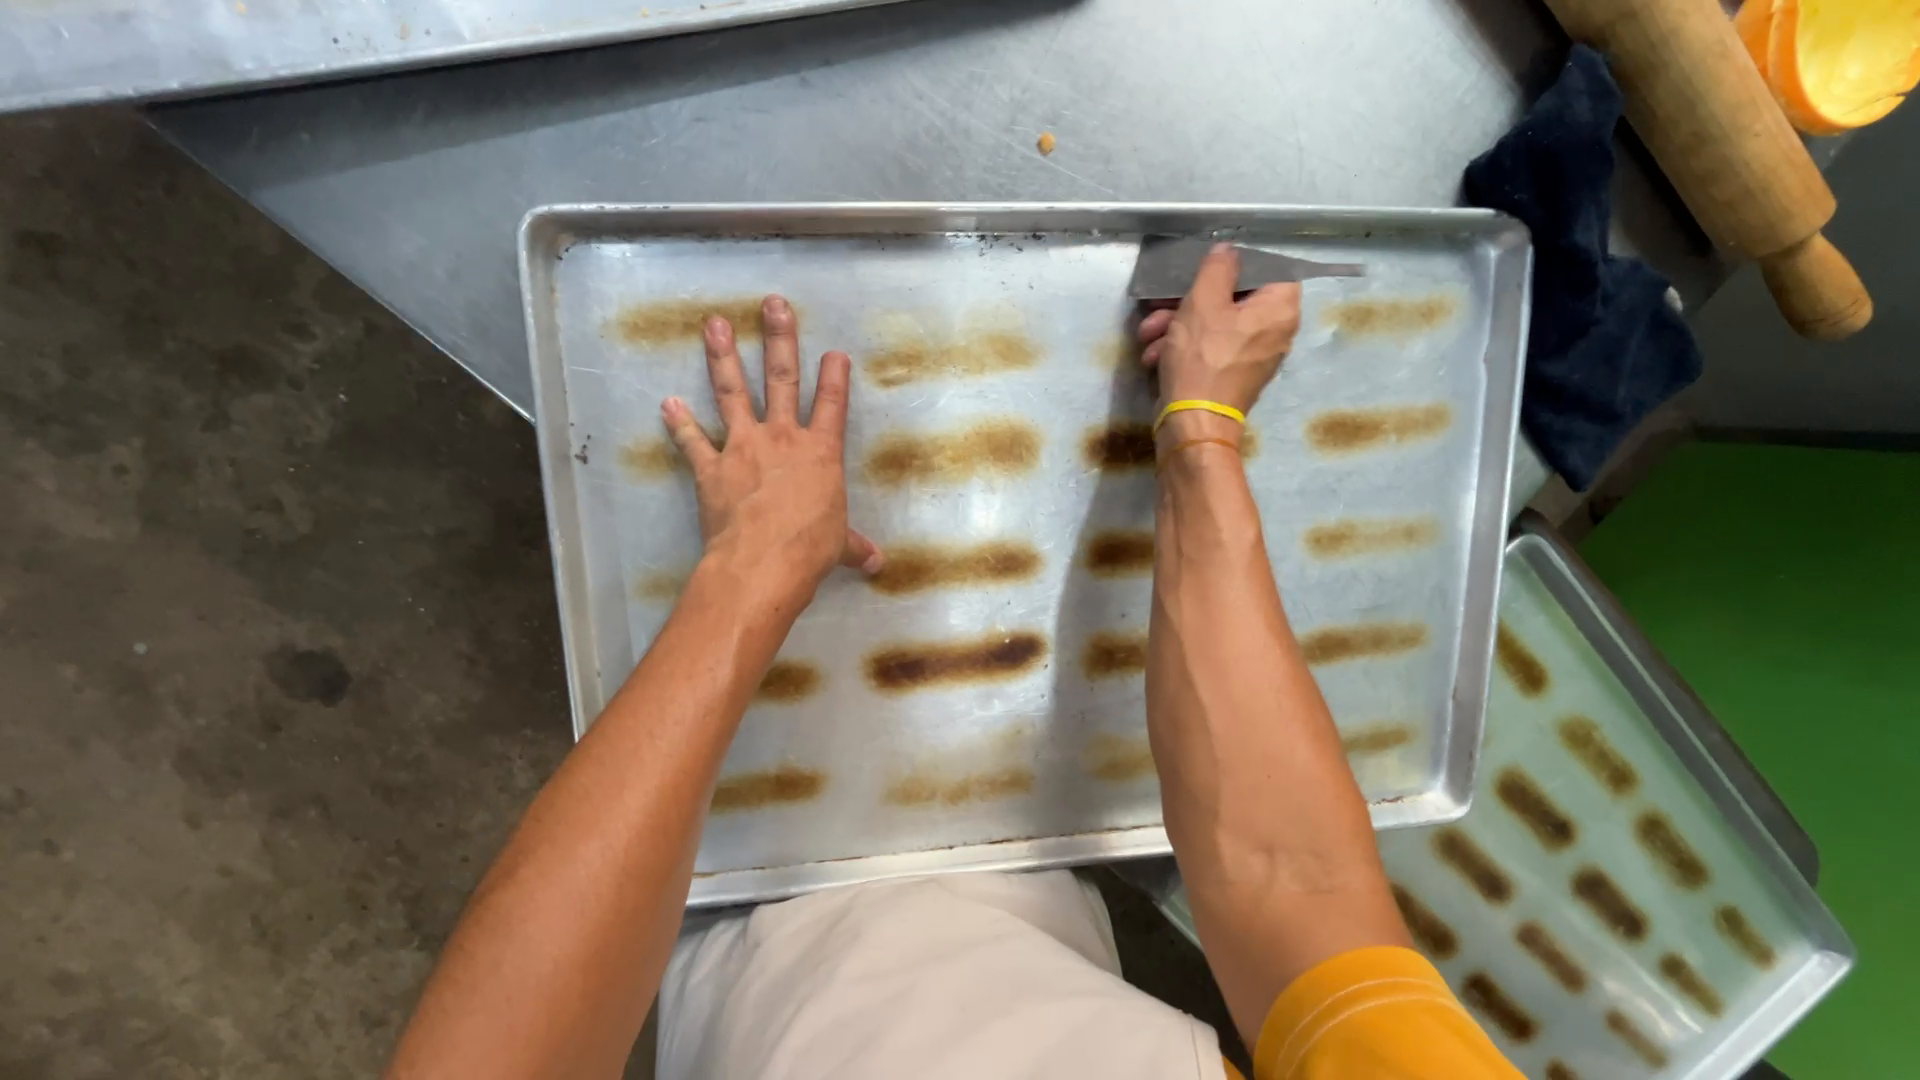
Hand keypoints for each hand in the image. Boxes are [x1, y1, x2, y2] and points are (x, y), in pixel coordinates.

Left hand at [662, 295, 882, 606]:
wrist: (763, 562)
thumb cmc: (810, 549)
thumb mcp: (840, 546)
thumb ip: (855, 547)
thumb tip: (876, 563)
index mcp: (821, 453)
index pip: (832, 405)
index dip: (835, 378)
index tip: (835, 353)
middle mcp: (783, 439)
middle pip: (783, 380)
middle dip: (780, 339)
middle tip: (773, 305)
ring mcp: (743, 448)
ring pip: (733, 394)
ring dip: (723, 357)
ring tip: (713, 324)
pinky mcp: (711, 469)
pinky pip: (693, 442)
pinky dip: (679, 424)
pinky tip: (667, 403)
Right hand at [1137, 244, 1302, 422]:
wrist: (1192, 422)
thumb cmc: (1202, 358)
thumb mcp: (1203, 302)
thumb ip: (1217, 268)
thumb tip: (1228, 251)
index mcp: (1280, 307)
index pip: (1264, 269)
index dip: (1228, 268)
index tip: (1197, 274)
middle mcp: (1277, 330)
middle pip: (1232, 300)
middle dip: (1187, 304)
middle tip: (1158, 308)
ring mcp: (1255, 356)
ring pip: (1215, 326)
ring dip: (1177, 328)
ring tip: (1148, 337)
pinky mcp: (1233, 376)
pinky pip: (1212, 350)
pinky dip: (1184, 350)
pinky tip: (1155, 358)